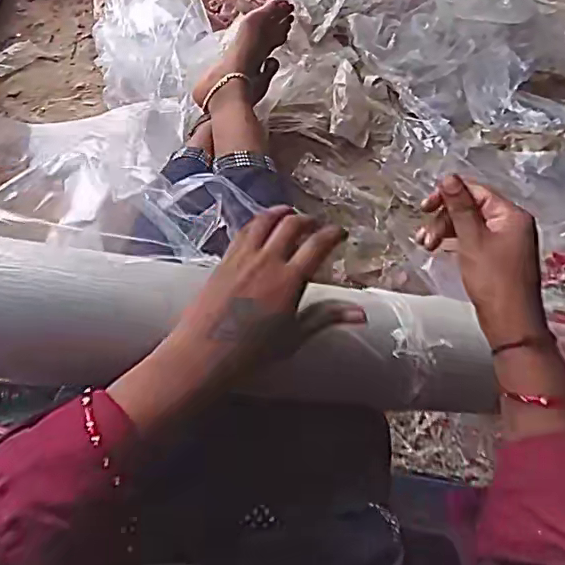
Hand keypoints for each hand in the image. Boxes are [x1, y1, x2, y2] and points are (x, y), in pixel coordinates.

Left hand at [168, 206, 363, 381]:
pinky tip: (259, 227)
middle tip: (316, 224)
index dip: (332, 234)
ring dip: (279, 213)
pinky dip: (256, 223)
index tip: (340, 232)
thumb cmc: (252, 351)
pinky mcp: (224, 260)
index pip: (317, 245)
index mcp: (289, 280)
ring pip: (263, 221)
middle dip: (307, 220)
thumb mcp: (294, 336)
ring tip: (288, 213)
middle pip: (291, 225)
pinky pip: (243, 232)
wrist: (203, 350)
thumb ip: (326, 317)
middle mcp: (266, 261)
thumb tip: (362, 314)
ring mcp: (242, 257)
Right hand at [415, 174, 545, 345]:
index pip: (475, 191)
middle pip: (470, 207)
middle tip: (423, 235)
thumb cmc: (493, 280)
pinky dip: (454, 241)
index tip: (424, 207)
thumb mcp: (471, 239)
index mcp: (511, 215)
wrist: (510, 322)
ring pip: (468, 224)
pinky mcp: (497, 255)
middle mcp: (511, 223)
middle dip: (443, 217)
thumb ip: (459, 207)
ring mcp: (505, 240)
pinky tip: (438, 250)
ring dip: (444, 230)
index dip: (448, 195)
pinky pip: (472, 238)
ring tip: (426, 246)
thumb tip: (449, 177)